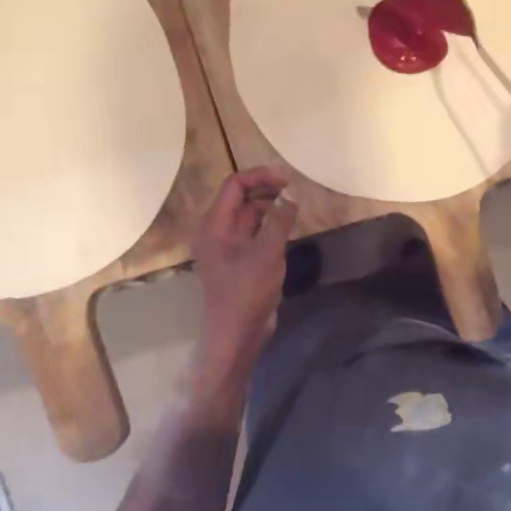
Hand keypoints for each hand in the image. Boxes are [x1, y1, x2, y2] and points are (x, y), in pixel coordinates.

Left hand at [192, 166, 298, 385]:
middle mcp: (217, 231)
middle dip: (267, 190)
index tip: (289, 178)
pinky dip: (270, 226)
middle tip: (295, 190)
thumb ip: (279, 220)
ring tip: (295, 208)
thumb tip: (291, 193)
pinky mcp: (240, 261)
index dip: (261, 176)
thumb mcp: (267, 253)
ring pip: (249, 217)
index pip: (235, 186)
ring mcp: (228, 247)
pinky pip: (254, 234)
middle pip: (241, 198)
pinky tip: (288, 229)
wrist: (238, 334)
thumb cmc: (247, 292)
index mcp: (214, 225)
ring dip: (270, 208)